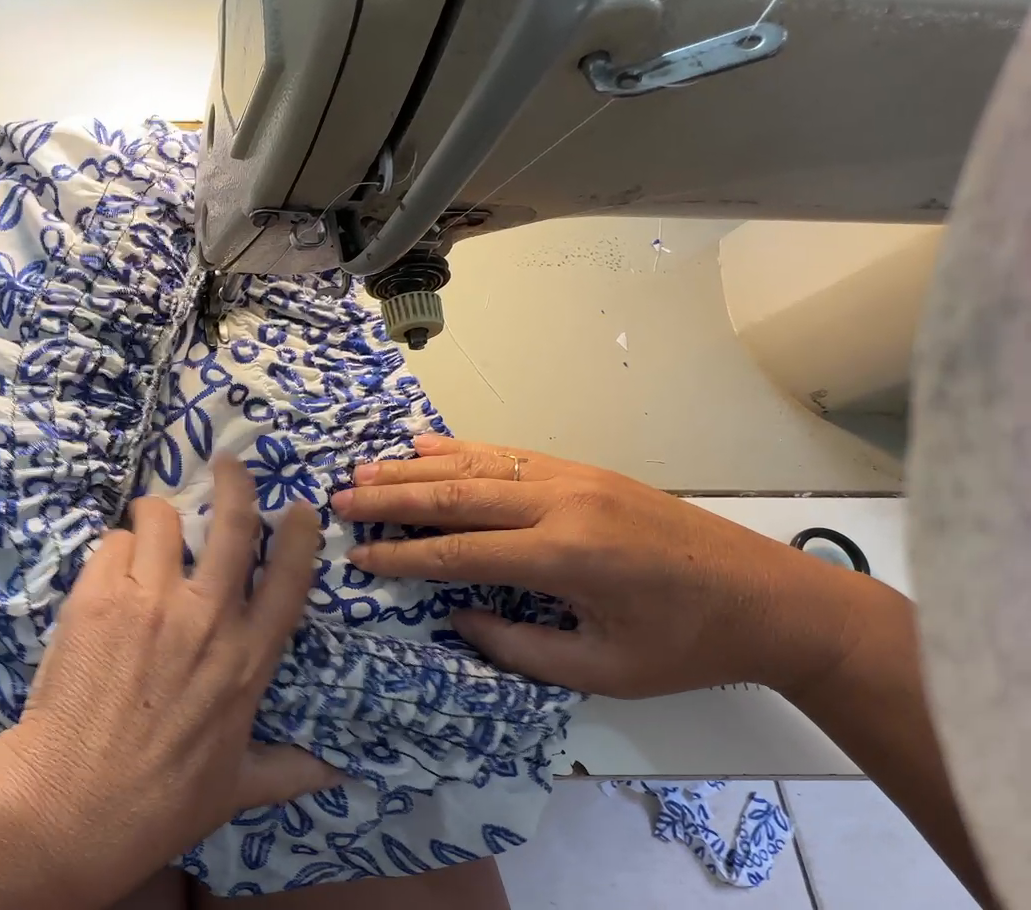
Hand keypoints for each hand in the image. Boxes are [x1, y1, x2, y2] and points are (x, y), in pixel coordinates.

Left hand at [0, 455, 338, 893]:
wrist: (75, 800)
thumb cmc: (161, 801)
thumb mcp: (237, 788)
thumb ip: (287, 770)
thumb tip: (334, 774)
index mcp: (247, 660)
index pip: (288, 581)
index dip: (298, 535)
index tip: (297, 506)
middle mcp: (206, 617)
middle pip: (231, 523)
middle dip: (233, 482)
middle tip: (226, 464)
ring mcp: (150, 600)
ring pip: (159, 518)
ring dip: (154, 518)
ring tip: (144, 531)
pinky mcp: (98, 596)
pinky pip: (111, 543)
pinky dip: (112, 550)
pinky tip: (105, 574)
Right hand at [332, 436, 878, 699]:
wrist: (777, 600)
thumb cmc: (688, 646)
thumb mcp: (603, 670)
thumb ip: (518, 646)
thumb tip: (456, 614)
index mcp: (565, 557)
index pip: (458, 552)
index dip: (401, 556)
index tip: (357, 556)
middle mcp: (561, 504)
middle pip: (454, 494)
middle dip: (390, 498)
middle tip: (339, 500)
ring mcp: (572, 477)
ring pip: (475, 464)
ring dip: (414, 467)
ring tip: (364, 470)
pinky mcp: (584, 468)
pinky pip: (507, 452)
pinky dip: (459, 447)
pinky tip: (422, 445)